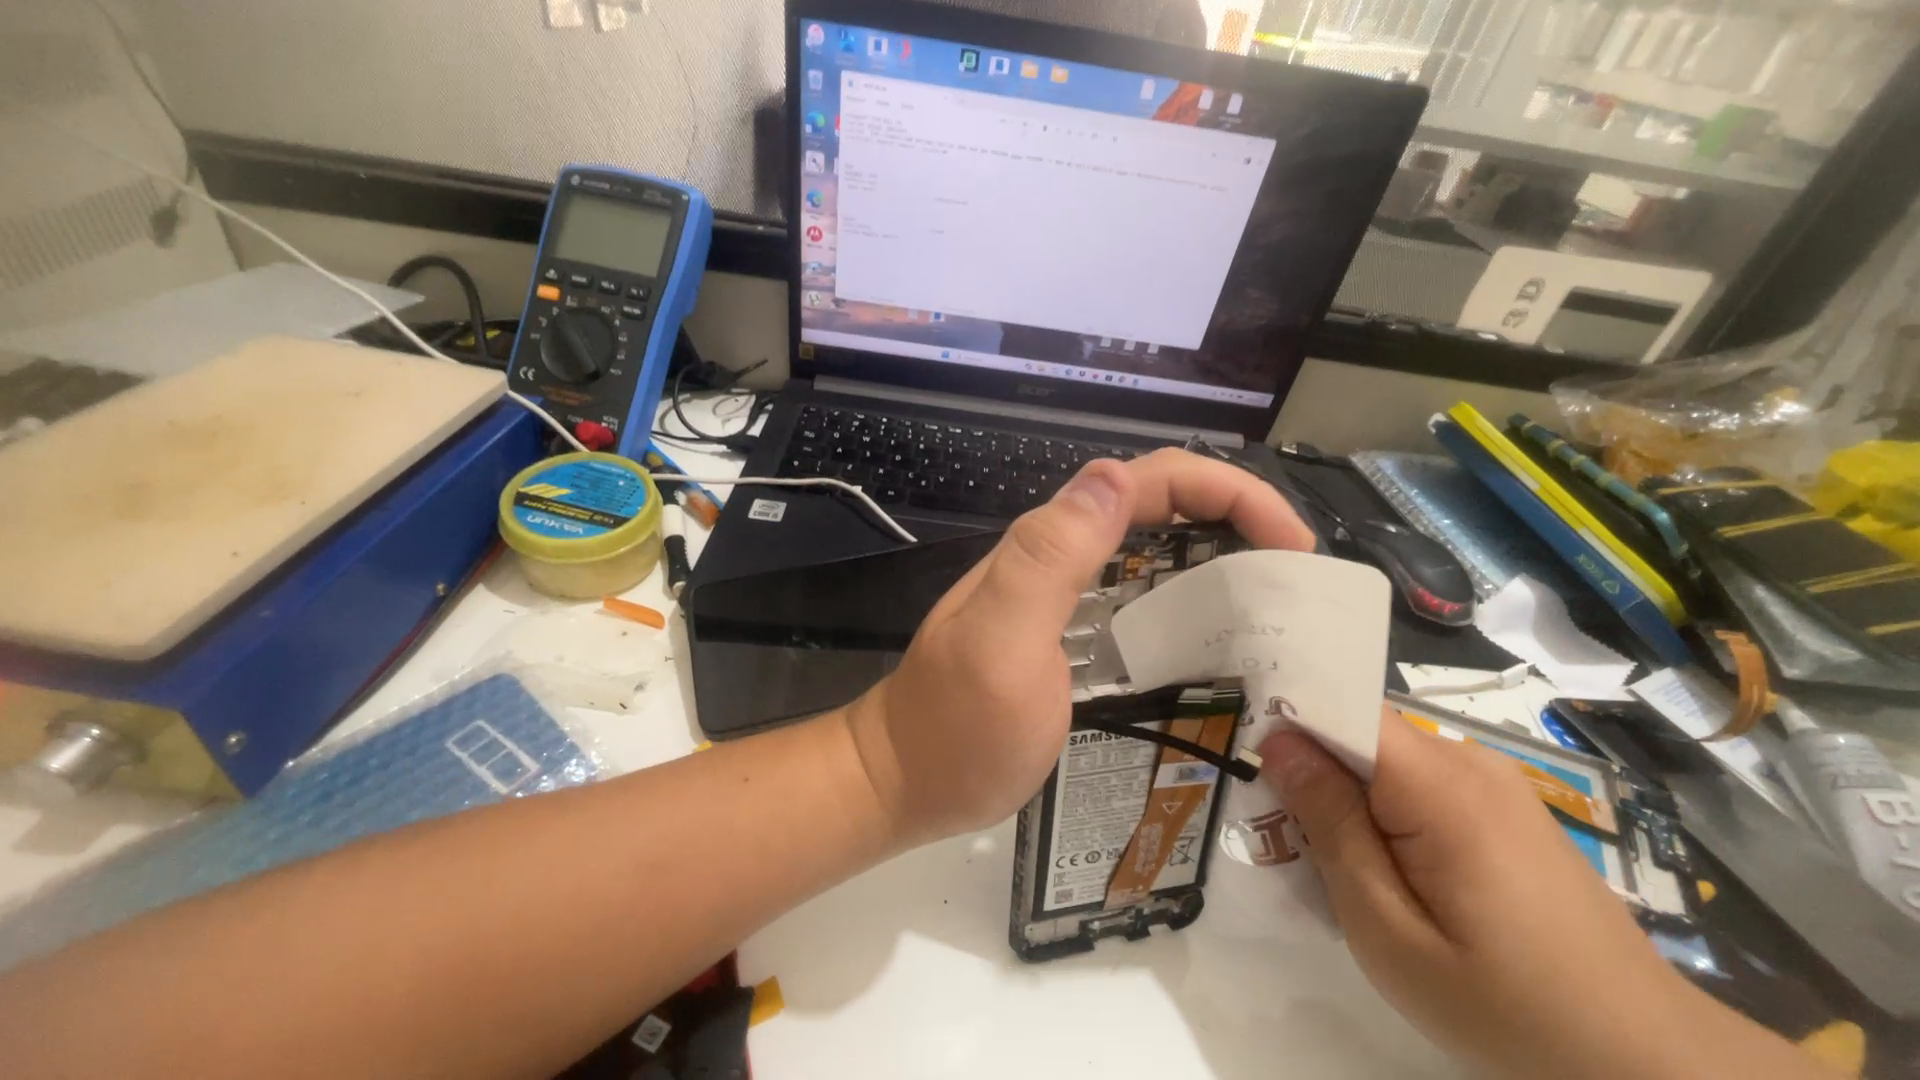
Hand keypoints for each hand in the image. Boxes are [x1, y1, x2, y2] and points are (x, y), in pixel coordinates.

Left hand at [844, 448, 1315, 844]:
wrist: (906, 782)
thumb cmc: (956, 729)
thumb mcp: (1001, 644)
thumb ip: (1049, 558)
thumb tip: (1113, 475)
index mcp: (1052, 546)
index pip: (1153, 482)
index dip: (1229, 493)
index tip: (1290, 545)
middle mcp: (1064, 560)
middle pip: (1165, 511)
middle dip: (1239, 524)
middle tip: (1294, 582)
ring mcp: (1070, 602)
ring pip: (1159, 556)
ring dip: (1223, 567)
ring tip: (1276, 614)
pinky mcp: (1076, 643)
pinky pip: (1146, 608)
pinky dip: (1193, 614)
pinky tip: (1223, 652)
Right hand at [1262, 711, 1834, 1079]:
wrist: (1643, 1059)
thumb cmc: (1503, 1002)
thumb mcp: (1387, 927)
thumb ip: (1331, 826)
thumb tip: (1280, 743)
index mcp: (1441, 784)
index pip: (1345, 706)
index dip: (1288, 715)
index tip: (1236, 740)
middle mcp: (1471, 763)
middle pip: (1363, 736)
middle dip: (1310, 769)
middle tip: (1270, 827)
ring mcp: (1496, 787)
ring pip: (1388, 765)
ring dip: (1346, 800)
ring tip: (1319, 862)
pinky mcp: (1507, 815)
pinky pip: (1421, 790)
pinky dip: (1384, 817)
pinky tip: (1381, 874)